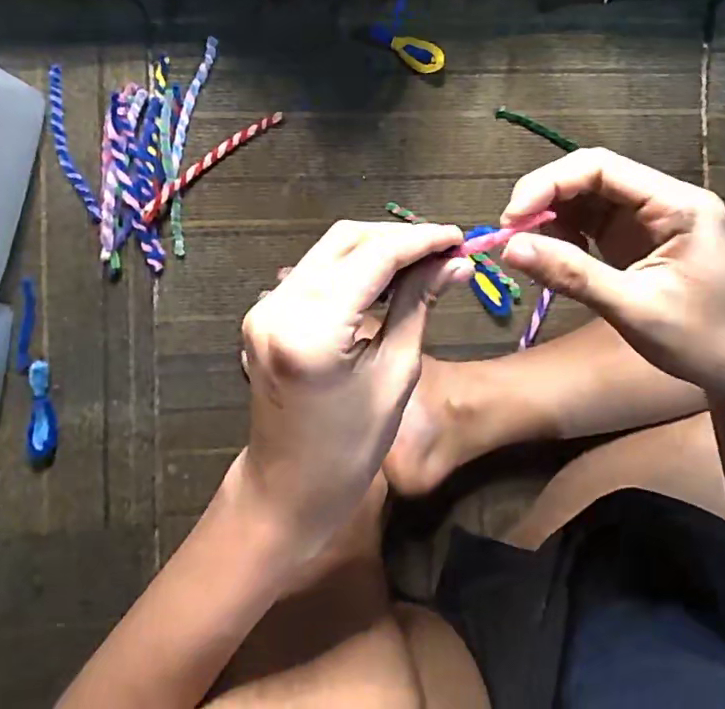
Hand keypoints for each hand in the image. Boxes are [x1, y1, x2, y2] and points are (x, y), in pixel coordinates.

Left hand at [235, 221, 470, 556]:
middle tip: (444, 249)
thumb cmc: (351, 447)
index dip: (421, 240)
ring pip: (330, 249)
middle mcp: (279, 306)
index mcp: (311, 329)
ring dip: (377, 247)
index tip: (459, 238)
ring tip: (422, 259)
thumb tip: (456, 263)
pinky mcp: (265, 312)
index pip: (374, 257)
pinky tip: (385, 276)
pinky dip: (353, 265)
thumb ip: (418, 304)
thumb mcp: (397, 372)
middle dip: (398, 237)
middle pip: (347, 239)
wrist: (287, 488)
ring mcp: (265, 306)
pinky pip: (316, 270)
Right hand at [498, 148, 724, 396]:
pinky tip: (553, 254)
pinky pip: (591, 221)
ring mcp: (650, 218)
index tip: (512, 217)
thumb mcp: (634, 308)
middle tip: (511, 231)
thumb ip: (572, 274)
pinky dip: (565, 233)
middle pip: (591, 175)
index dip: (549, 183)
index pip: (602, 167)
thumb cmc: (702, 341)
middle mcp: (664, 200)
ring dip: (552, 215)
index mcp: (678, 204)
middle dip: (546, 197)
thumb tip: (510, 249)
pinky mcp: (637, 237)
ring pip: (587, 196)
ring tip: (530, 247)